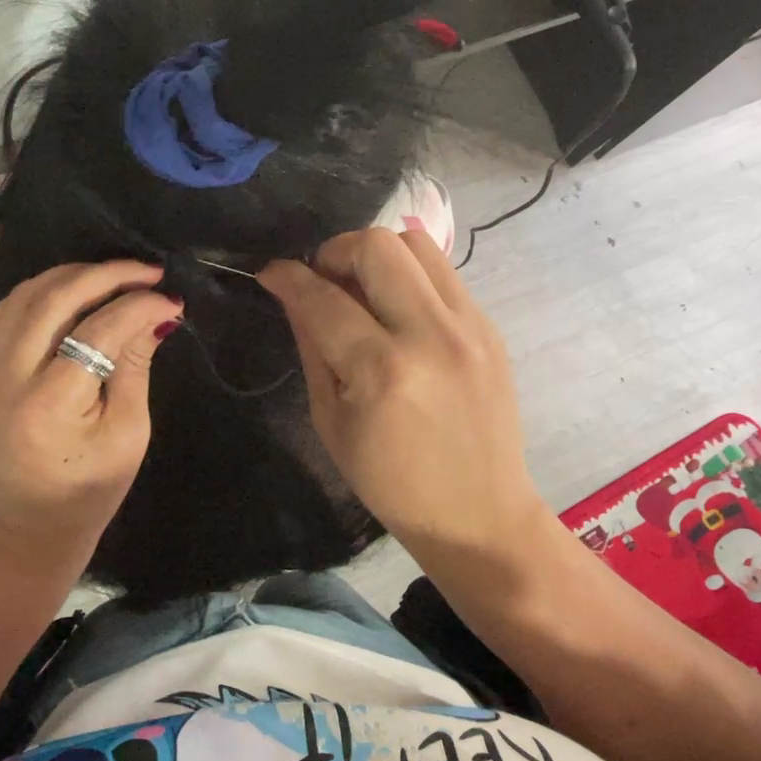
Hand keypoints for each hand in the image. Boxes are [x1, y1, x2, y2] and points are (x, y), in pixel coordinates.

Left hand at [0, 260, 181, 556]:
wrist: (34, 523)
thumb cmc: (92, 488)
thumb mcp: (129, 433)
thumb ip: (135, 366)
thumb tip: (157, 312)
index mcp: (49, 404)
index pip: (96, 331)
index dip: (137, 306)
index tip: (172, 299)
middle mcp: (8, 378)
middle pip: (54, 299)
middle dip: (106, 275)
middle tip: (148, 271)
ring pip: (25, 295)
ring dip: (72, 276)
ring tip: (116, 276)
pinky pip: (10, 310)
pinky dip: (44, 290)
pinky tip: (75, 290)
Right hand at [258, 229, 543, 555]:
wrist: (480, 516)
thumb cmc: (392, 483)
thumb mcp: (330, 420)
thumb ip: (311, 345)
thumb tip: (290, 291)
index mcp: (383, 371)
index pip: (323, 297)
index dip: (287, 277)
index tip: (270, 274)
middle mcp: (432, 335)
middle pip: (377, 246)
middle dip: (334, 251)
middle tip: (322, 280)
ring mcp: (470, 327)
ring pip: (416, 244)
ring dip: (376, 255)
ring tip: (361, 289)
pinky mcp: (490, 327)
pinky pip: (442, 273)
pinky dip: (408, 277)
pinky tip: (395, 311)